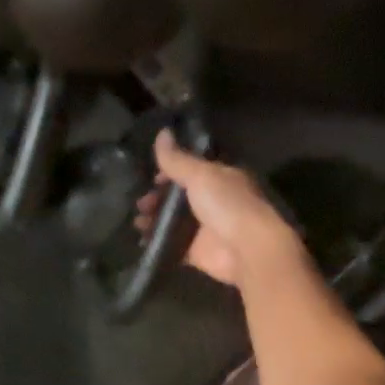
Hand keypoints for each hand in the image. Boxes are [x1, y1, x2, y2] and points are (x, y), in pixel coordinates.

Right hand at [133, 129, 304, 286]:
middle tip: (141, 204)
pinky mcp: (196, 251)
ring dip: (154, 220)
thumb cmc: (226, 205)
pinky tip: (142, 240)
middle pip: (178, 197)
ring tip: (138, 223)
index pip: (190, 170)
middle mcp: (212, 201)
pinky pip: (172, 244)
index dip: (169, 173)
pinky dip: (157, 242)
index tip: (151, 179)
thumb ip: (177, 159)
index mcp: (219, 178)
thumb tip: (161, 132)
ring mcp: (204, 227)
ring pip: (173, 221)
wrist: (246, 248)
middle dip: (157, 199)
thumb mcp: (200, 175)